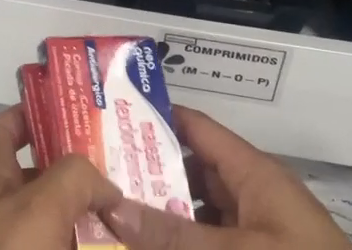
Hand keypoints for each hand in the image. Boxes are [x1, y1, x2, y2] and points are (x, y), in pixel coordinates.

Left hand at [0, 105, 123, 249]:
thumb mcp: (37, 205)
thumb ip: (73, 179)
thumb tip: (104, 183)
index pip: (3, 132)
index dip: (30, 115)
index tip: (69, 111)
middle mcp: (4, 215)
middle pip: (45, 183)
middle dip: (85, 179)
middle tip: (130, 174)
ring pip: (65, 229)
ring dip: (99, 225)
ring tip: (141, 220)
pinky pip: (70, 248)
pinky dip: (97, 244)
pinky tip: (129, 246)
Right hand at [106, 107, 351, 249]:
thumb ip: (172, 234)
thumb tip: (109, 207)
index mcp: (254, 173)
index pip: (193, 126)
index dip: (149, 116)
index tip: (101, 115)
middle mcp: (253, 195)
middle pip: (189, 169)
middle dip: (143, 171)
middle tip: (93, 169)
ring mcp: (258, 233)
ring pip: (197, 212)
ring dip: (159, 212)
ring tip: (109, 209)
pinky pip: (210, 241)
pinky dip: (181, 241)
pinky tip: (146, 246)